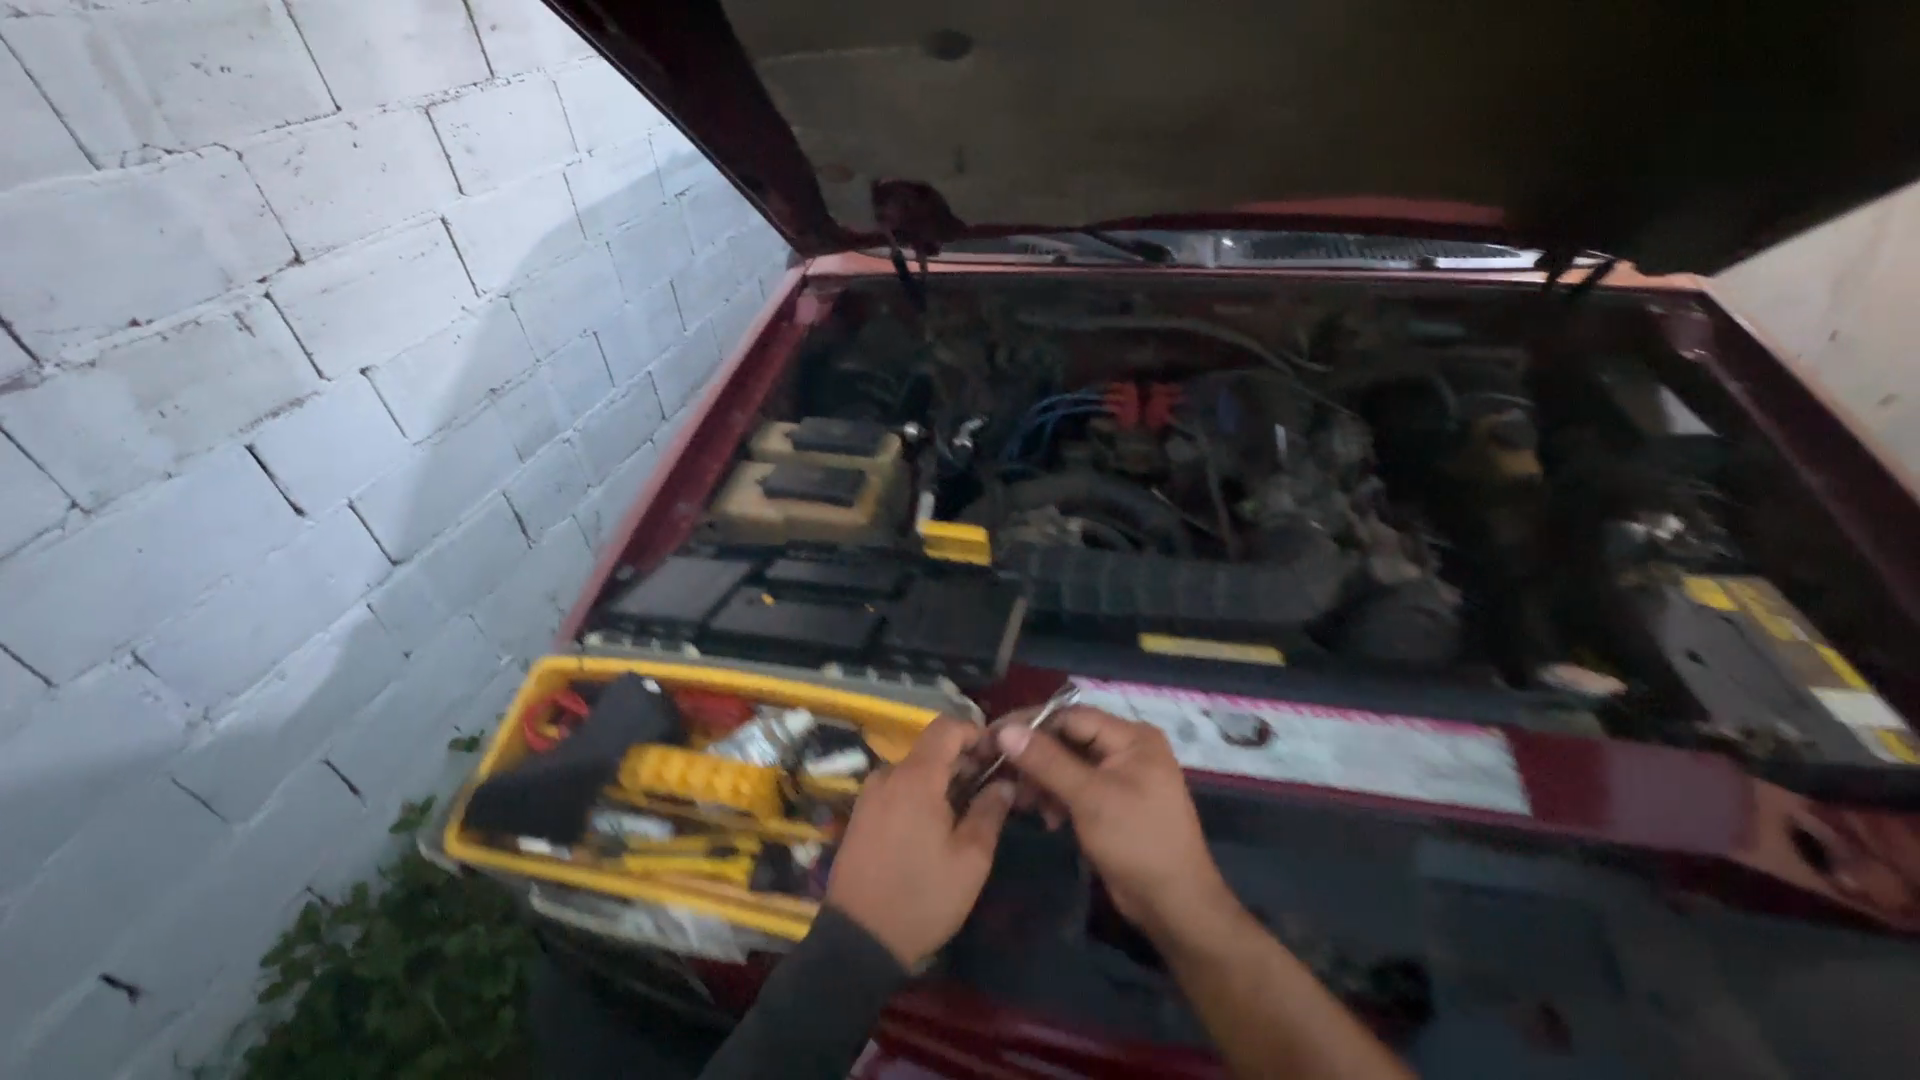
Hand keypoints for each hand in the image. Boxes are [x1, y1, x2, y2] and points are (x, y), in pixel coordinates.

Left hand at [825, 716, 1015, 967]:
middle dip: (964, 761)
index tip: (999, 756)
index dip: (976, 733)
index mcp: (915, 778)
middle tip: (993, 790)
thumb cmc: (923, 897)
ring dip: (943, 781)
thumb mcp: (971, 859)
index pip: (946, 727)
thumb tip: (1004, 783)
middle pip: (931, 749)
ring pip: (914, 771)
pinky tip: (937, 827)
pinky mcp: (860, 816)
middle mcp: (887, 776)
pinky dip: (921, 795)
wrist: (858, 940)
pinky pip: (897, 790)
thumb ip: (990, 811)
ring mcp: (869, 796)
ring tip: (968, 812)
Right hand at [993, 707, 1233, 937]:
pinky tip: (1046, 819)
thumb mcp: (1089, 797)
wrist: (1173, 902)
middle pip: (1069, 739)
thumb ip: (1046, 761)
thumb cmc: (1136, 841)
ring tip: (1022, 802)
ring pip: (1069, 765)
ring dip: (1043, 780)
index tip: (992, 738)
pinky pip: (1077, 787)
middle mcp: (1128, 749)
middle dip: (1034, 757)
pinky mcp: (1112, 802)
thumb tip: (1005, 730)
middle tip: (998, 772)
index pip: (1071, 716)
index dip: (1030, 724)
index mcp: (1132, 737)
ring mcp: (1121, 776)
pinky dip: (1058, 797)